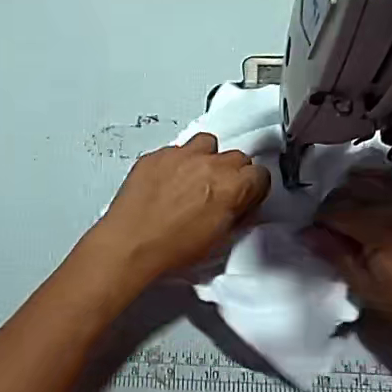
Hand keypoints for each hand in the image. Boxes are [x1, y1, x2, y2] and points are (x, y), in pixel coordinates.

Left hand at [90, 133, 270, 282]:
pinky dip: (177, 162)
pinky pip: (176, 149)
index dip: (253, 188)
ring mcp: (182, 156)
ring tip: (195, 180)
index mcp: (232, 186)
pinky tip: (170, 182)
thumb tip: (239, 207)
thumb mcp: (219, 240)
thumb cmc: (170, 247)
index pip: (260, 174)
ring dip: (207, 159)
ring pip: (208, 144)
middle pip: (237, 157)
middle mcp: (209, 164)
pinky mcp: (157, 155)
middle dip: (232, 174)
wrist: (131, 245)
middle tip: (219, 193)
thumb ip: (236, 214)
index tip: (245, 196)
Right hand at [304, 171, 391, 362]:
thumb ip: (337, 256)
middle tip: (338, 217)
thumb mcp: (368, 290)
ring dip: (371, 184)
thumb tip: (308, 233)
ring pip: (391, 175)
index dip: (322, 218)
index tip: (319, 229)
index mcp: (382, 231)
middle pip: (361, 186)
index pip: (338, 209)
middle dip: (341, 198)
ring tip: (365, 201)